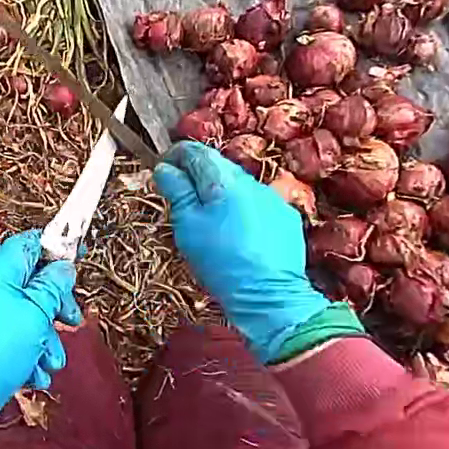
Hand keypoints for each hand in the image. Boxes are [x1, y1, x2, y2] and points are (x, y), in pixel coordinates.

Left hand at [0, 230, 82, 421]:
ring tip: (49, 360)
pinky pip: (13, 336)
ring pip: (27, 313)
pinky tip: (34, 372)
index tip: (80, 257)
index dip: (58, 249)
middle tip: (71, 320)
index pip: (32, 243)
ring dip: (45, 336)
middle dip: (57, 304)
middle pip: (33, 281)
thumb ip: (53, 286)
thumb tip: (63, 268)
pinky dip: (28, 352)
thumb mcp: (35, 314)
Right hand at [153, 141, 329, 361]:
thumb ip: (177, 192)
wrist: (269, 296)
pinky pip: (258, 205)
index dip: (174, 156)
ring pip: (238, 187)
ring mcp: (272, 198)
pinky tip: (236, 234)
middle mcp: (251, 181)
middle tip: (180, 199)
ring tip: (208, 222)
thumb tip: (164, 168)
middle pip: (218, 167)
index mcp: (223, 179)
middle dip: (196, 177)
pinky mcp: (286, 217)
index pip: (195, 151)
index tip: (162, 170)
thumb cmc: (221, 262)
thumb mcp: (188, 227)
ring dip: (220, 195)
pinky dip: (242, 211)